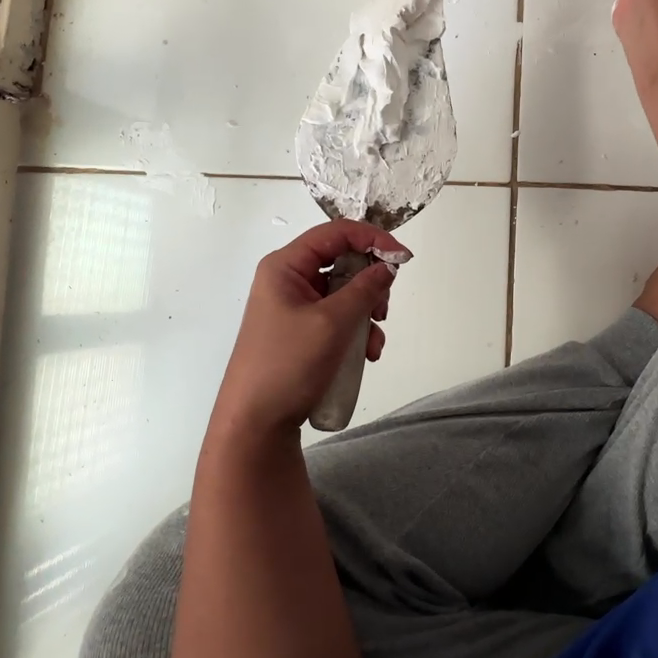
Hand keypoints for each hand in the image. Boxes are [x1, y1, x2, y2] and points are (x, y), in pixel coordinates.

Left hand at [212, 220, 406, 435]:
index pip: (336, 233)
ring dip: (367, 313)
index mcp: (285, 266)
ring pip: (344, 293)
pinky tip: (365, 355)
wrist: (255, 425)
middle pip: (342, 261)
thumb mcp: (333, 323)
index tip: (403, 259)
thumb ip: (365, 289)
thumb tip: (389, 265)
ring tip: (374, 342)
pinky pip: (337, 318)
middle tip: (383, 309)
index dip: (373, 238)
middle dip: (370, 284)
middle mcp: (288, 280)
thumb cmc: (288, 365)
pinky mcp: (300, 332)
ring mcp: (293, 307)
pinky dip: (356, 331)